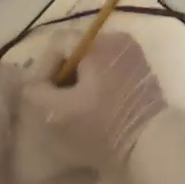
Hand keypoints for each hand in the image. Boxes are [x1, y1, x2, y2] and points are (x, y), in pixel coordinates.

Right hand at [21, 31, 165, 169]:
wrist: (151, 144)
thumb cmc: (102, 127)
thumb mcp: (57, 113)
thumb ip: (35, 92)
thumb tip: (33, 84)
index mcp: (99, 43)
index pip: (58, 44)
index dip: (44, 69)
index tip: (43, 96)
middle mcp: (119, 39)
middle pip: (77, 50)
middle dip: (62, 75)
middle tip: (57, 102)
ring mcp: (133, 54)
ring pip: (93, 60)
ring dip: (79, 80)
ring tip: (75, 107)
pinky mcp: (141, 70)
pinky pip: (109, 68)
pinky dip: (97, 82)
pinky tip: (95, 106)